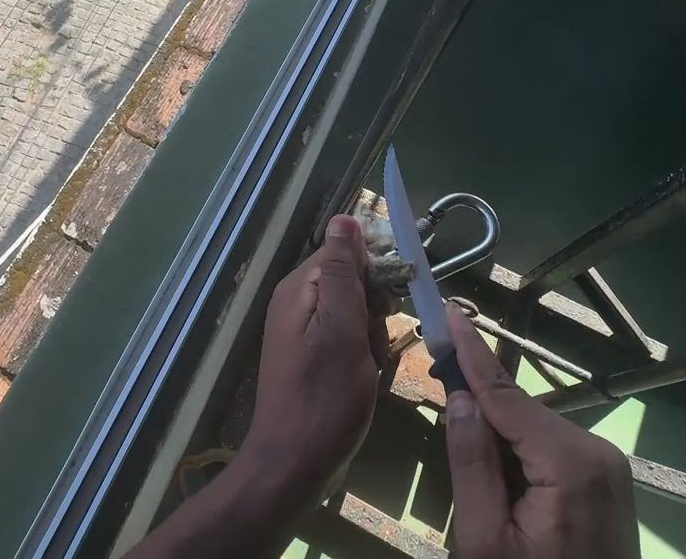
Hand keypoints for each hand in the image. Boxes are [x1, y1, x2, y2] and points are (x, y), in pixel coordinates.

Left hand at [230, 214, 384, 510]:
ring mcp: (304, 330)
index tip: (392, 300)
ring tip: (367, 366)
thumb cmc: (323, 398)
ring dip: (371, 336)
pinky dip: (363, 355)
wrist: (293, 467)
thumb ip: (344, 273)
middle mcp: (297, 301)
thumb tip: (344, 218)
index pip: (344, 250)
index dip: (375, 269)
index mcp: (299, 288)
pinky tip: (364, 378)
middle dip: (374, 309)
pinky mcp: (313, 356)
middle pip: (352, 281)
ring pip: (355, 312)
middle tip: (372, 343)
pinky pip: (348, 338)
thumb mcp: (341, 330)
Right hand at [443, 305, 639, 558]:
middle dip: (478, 405)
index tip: (449, 309)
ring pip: (532, 430)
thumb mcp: (484, 541)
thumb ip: (471, 463)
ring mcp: (608, 470)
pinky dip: (519, 455)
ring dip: (497, 436)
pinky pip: (550, 451)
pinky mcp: (607, 485)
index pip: (505, 393)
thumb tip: (460, 397)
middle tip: (438, 392)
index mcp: (569, 462)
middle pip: (519, 412)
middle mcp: (597, 452)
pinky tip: (501, 485)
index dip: (470, 351)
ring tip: (471, 472)